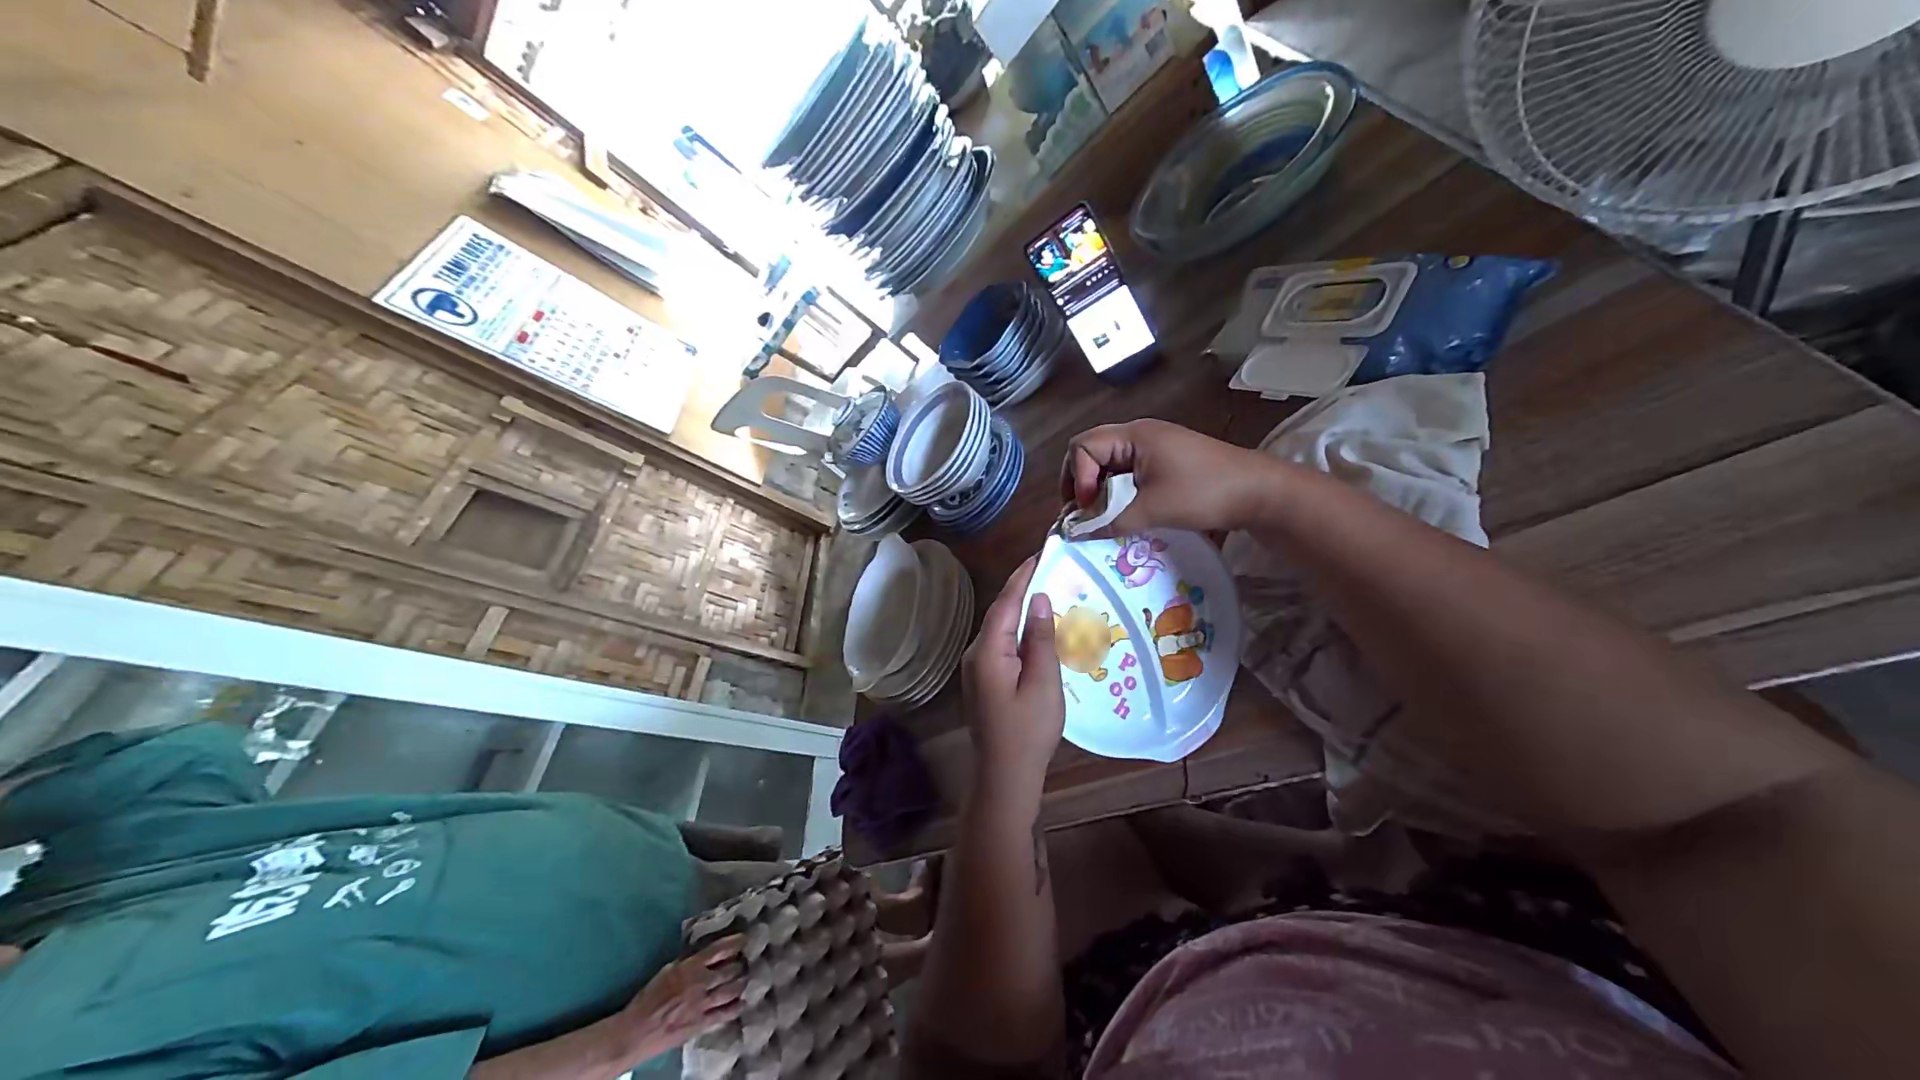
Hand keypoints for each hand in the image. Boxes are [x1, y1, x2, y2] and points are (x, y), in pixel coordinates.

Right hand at [620, 936, 746, 1060]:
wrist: (636, 1031)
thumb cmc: (648, 998)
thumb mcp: (667, 971)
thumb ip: (688, 962)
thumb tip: (704, 955)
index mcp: (690, 967)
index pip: (718, 949)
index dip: (734, 943)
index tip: (744, 940)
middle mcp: (700, 982)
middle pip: (730, 969)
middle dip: (739, 965)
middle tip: (745, 962)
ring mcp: (703, 1004)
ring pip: (731, 990)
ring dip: (740, 984)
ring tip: (744, 980)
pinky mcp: (702, 1023)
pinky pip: (725, 1014)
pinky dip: (736, 1007)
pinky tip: (743, 1003)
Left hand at [961, 557, 1063, 790]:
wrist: (1004, 775)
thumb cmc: (1029, 731)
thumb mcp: (1044, 682)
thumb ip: (1041, 639)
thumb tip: (1040, 600)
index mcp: (988, 651)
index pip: (1005, 603)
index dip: (1023, 577)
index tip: (1040, 554)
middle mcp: (975, 654)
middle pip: (999, 613)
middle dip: (1022, 590)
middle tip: (1050, 570)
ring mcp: (976, 669)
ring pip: (1000, 630)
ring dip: (1021, 611)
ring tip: (1048, 593)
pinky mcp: (982, 681)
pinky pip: (1000, 646)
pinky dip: (1018, 632)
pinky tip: (1036, 632)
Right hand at [1059, 419, 1278, 534]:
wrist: (1261, 494)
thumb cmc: (1204, 493)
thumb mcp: (1152, 509)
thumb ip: (1109, 520)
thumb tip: (1074, 532)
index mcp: (1134, 436)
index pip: (1082, 447)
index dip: (1077, 478)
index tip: (1089, 507)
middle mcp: (1139, 435)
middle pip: (1090, 452)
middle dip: (1081, 483)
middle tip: (1084, 513)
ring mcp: (1153, 448)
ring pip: (1108, 465)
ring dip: (1100, 490)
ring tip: (1101, 517)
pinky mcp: (1165, 462)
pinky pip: (1127, 473)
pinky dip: (1118, 492)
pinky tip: (1124, 514)